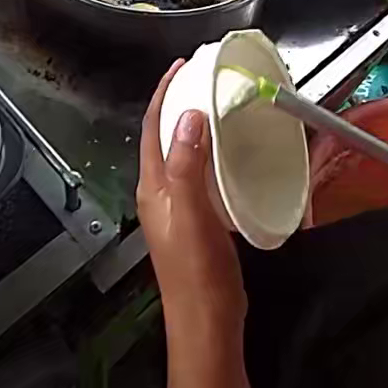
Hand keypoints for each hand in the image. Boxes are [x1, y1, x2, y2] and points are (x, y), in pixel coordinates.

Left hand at [140, 60, 251, 387]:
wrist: (208, 321)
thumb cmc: (197, 271)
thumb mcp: (192, 213)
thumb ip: (187, 165)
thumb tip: (188, 116)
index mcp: (153, 185)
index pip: (153, 128)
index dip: (164, 94)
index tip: (180, 66)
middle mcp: (161, 190)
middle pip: (166, 136)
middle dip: (181, 103)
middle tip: (205, 78)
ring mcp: (180, 205)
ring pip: (184, 153)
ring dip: (197, 125)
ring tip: (221, 104)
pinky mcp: (200, 217)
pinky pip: (202, 172)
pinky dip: (213, 152)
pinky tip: (234, 151)